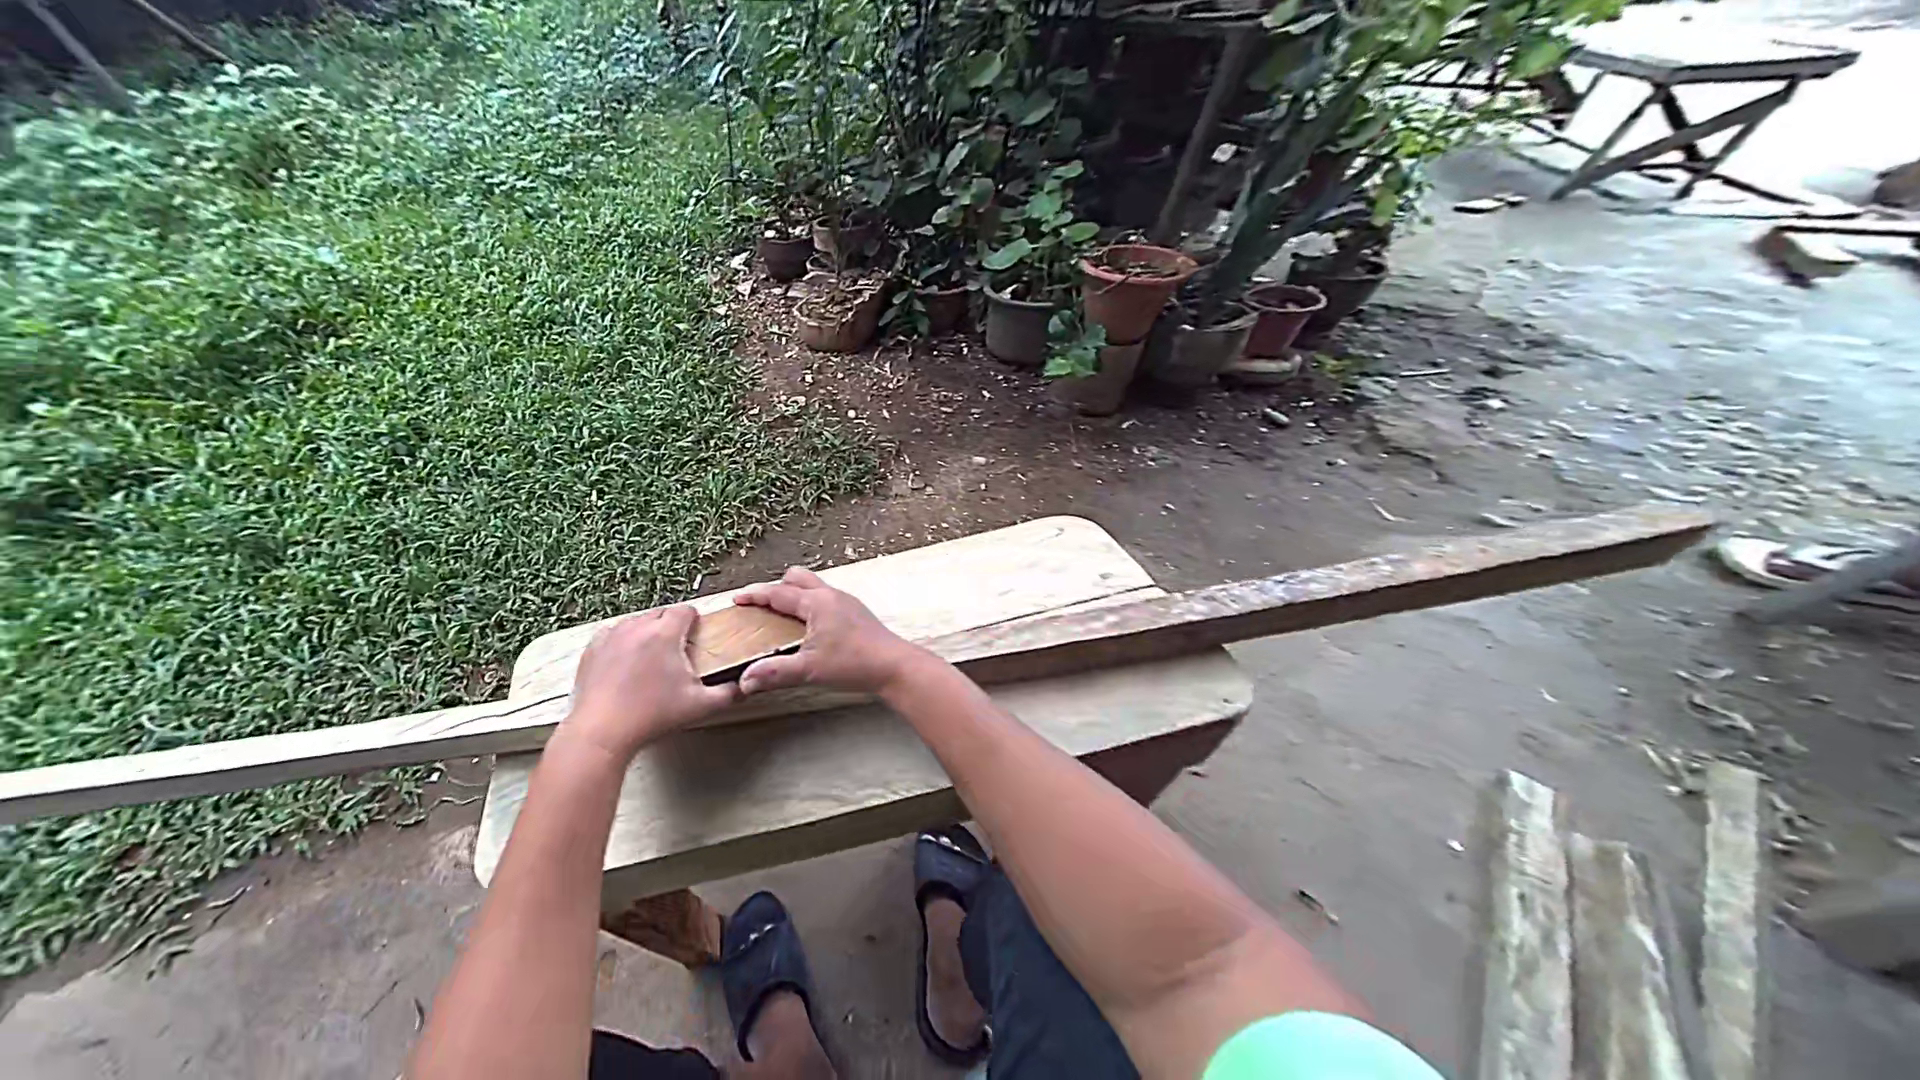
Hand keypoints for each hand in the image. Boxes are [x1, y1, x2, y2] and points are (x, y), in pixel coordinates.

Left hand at [562, 606, 738, 759]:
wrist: (603, 733)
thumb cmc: (648, 717)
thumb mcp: (700, 705)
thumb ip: (729, 693)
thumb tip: (743, 687)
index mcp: (664, 634)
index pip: (684, 610)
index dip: (694, 619)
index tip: (696, 630)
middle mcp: (635, 629)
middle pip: (660, 613)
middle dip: (670, 625)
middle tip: (678, 648)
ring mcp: (610, 638)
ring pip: (635, 622)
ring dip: (646, 631)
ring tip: (653, 654)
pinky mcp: (592, 652)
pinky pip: (611, 635)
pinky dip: (621, 641)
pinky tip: (627, 659)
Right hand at [731, 567, 927, 695]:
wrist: (895, 667)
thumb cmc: (856, 664)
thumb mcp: (810, 670)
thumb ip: (775, 673)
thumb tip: (745, 680)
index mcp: (817, 602)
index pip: (778, 593)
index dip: (755, 595)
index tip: (738, 599)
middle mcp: (831, 596)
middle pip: (797, 579)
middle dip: (776, 588)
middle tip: (760, 607)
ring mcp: (846, 602)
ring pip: (813, 587)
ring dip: (795, 596)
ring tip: (781, 618)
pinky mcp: (855, 613)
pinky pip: (825, 599)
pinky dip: (810, 605)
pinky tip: (808, 628)